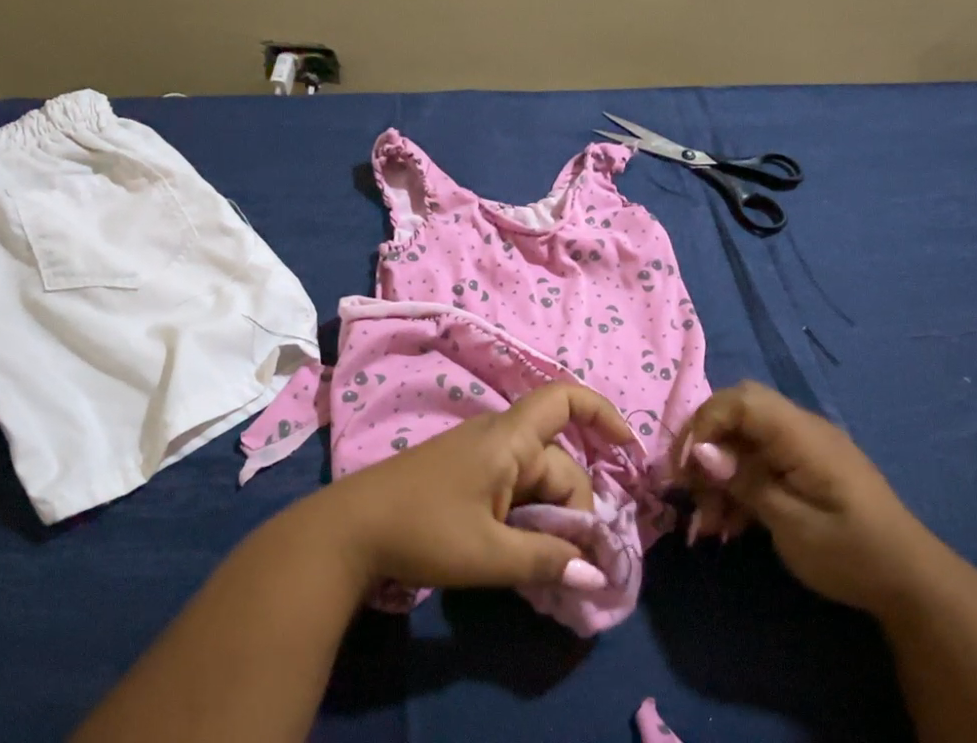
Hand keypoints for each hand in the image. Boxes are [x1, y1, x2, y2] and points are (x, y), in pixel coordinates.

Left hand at [308, 382, 633, 593]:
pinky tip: (523, 556)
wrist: (347, 532)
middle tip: (574, 565)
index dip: (604, 416)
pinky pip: (512, 491)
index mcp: (508, 440)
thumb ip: (546, 561)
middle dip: (575, 511)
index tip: (629, 453)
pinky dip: (527, 520)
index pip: (565, 401)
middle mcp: (498, 439)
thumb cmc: (421, 531)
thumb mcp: (488, 554)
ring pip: (536, 483)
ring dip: (551, 521)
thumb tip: (596, 574)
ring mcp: (478, 458)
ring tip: (550, 569)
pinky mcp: (464, 478)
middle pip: (559, 463)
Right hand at [676, 381, 948, 614]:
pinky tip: (729, 525)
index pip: (739, 400)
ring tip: (708, 522)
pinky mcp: (804, 470)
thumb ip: (744, 482)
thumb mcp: (791, 523)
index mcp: (801, 434)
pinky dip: (738, 487)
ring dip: (718, 474)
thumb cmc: (851, 553)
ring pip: (743, 440)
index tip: (684, 468)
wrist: (910, 581)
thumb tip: (700, 453)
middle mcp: (801, 430)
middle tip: (687, 488)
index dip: (703, 425)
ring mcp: (803, 449)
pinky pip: (759, 463)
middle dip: (704, 446)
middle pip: (737, 413)